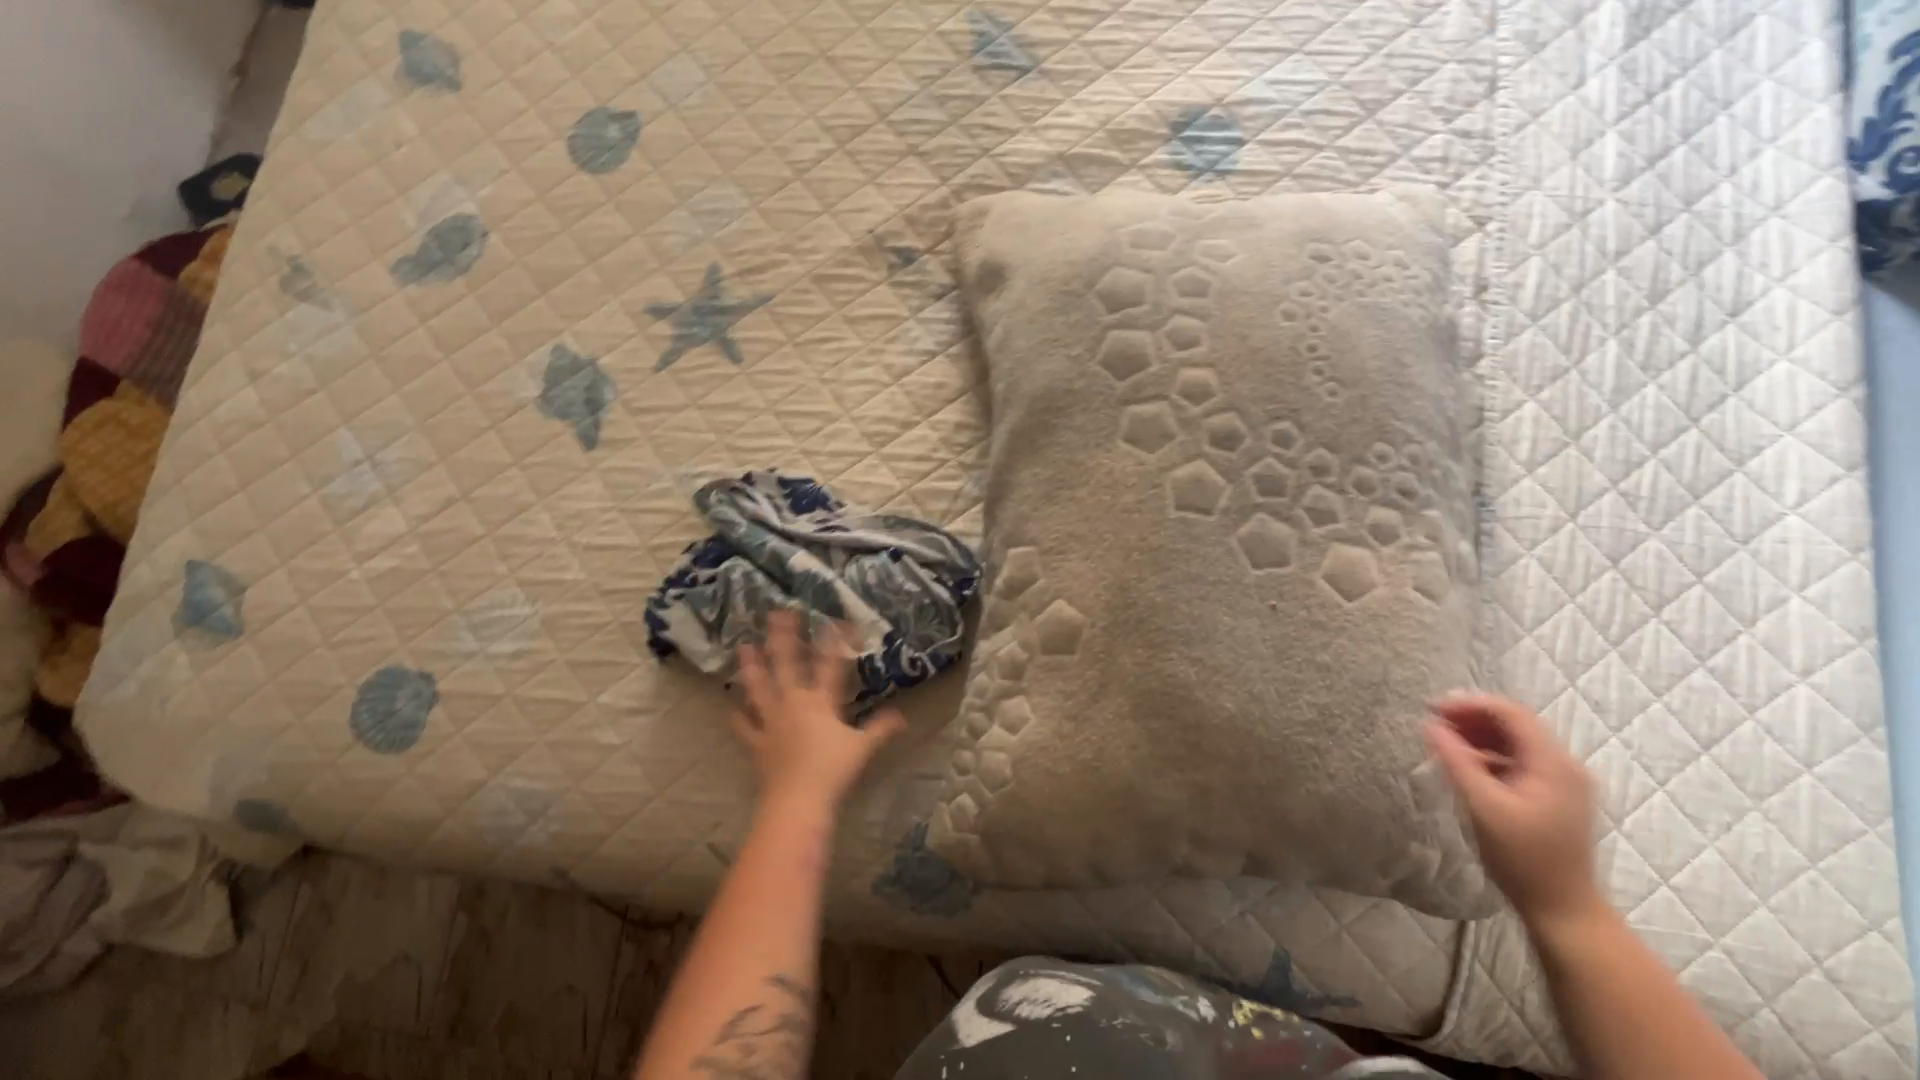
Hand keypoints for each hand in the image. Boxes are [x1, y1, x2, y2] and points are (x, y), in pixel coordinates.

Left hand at [732, 610, 905, 812]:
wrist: (798, 800)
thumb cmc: (833, 771)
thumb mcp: (863, 748)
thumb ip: (880, 729)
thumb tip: (902, 716)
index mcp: (820, 702)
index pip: (830, 664)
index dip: (834, 641)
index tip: (835, 620)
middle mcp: (793, 704)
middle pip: (787, 665)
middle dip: (783, 637)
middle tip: (776, 613)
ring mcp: (771, 722)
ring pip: (760, 687)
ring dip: (752, 666)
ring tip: (743, 645)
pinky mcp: (757, 742)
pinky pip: (745, 726)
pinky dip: (738, 716)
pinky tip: (731, 707)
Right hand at [1426, 694, 1603, 928]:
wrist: (1563, 907)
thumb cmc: (1522, 858)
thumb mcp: (1483, 808)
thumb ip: (1457, 762)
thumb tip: (1431, 727)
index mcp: (1554, 763)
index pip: (1511, 713)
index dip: (1470, 704)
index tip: (1432, 710)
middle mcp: (1566, 765)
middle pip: (1516, 724)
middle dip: (1473, 719)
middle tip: (1434, 725)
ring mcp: (1565, 781)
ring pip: (1518, 743)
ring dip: (1481, 737)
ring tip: (1445, 744)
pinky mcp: (1558, 796)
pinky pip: (1522, 762)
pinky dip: (1493, 756)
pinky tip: (1469, 768)